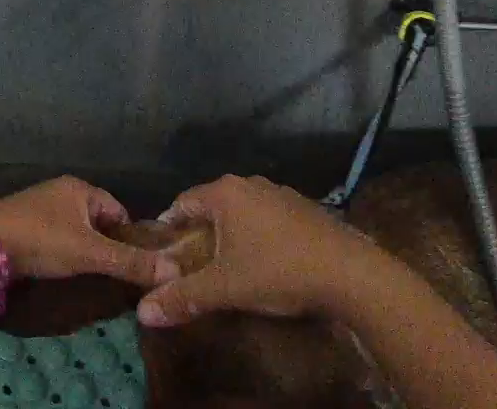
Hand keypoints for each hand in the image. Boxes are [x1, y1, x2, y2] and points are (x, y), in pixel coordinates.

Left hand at [0, 177, 175, 286]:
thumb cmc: (41, 240)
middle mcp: (62, 191)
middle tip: (122, 278)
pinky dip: (69, 253)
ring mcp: (42, 207)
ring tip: (99, 280)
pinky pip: (60, 238)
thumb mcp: (89, 253)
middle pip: (99, 222)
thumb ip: (130, 262)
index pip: (119, 210)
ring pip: (79, 231)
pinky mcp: (28, 224)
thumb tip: (176, 269)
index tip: (141, 266)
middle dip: (110, 247)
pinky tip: (71, 273)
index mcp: (79, 188)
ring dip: (89, 253)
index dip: (131, 237)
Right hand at [135, 174, 391, 327]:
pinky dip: (263, 235)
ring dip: (235, 233)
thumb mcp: (226, 289)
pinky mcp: (307, 208)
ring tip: (235, 265)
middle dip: (203, 232)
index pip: (182, 203)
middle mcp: (249, 183)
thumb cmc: (279, 272)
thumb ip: (184, 297)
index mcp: (224, 193)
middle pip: (213, 205)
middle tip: (198, 264)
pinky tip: (272, 262)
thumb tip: (142, 314)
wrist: (354, 276)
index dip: (171, 228)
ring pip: (244, 210)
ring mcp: (281, 192)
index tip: (167, 254)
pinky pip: (271, 217)